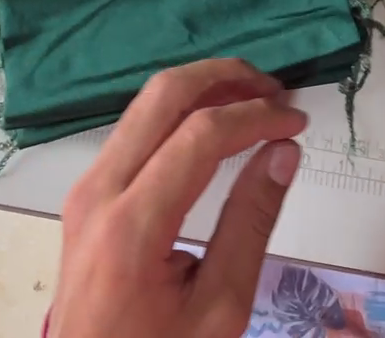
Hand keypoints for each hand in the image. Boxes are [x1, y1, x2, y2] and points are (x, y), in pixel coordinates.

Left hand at [49, 58, 306, 337]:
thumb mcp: (219, 309)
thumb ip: (251, 224)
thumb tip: (284, 151)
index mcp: (131, 226)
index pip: (199, 136)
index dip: (256, 116)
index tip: (297, 121)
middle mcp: (99, 189)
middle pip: (163, 94)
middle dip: (225, 76)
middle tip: (274, 88)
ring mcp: (87, 184)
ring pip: (146, 102)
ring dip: (203, 87)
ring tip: (253, 98)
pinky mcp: (88, 188)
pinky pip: (136, 126)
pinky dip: (180, 109)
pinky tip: (216, 119)